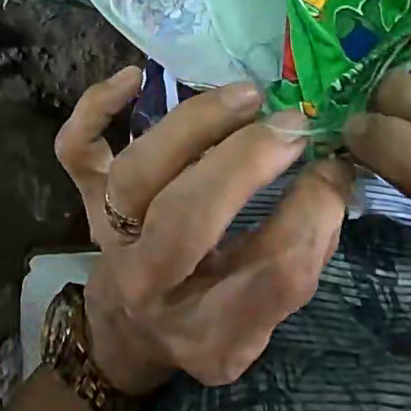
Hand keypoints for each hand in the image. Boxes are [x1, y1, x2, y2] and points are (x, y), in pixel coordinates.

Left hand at [53, 69, 352, 393]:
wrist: (127, 328)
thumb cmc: (205, 317)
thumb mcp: (257, 319)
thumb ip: (294, 258)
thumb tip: (331, 176)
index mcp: (209, 333)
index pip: (269, 276)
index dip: (312, 216)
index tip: (335, 167)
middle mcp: (149, 284)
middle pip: (187, 218)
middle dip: (245, 162)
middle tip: (291, 124)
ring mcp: (108, 236)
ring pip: (136, 174)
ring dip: (191, 126)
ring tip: (246, 96)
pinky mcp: (85, 201)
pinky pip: (75, 150)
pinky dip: (94, 109)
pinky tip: (133, 77)